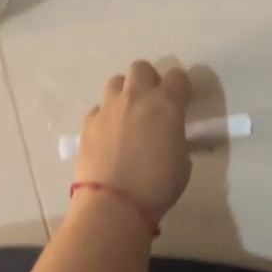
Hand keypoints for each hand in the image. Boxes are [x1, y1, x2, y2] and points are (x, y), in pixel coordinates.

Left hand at [73, 61, 192, 221]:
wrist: (114, 203)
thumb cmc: (158, 185)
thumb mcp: (183, 160)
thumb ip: (176, 138)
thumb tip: (168, 136)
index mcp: (167, 104)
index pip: (178, 76)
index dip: (182, 87)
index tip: (183, 101)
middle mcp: (137, 98)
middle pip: (141, 68)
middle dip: (149, 79)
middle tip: (153, 101)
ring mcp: (109, 109)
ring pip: (116, 82)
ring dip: (125, 93)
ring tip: (129, 114)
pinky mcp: (88, 124)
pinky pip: (99, 109)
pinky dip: (106, 116)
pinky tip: (110, 135)